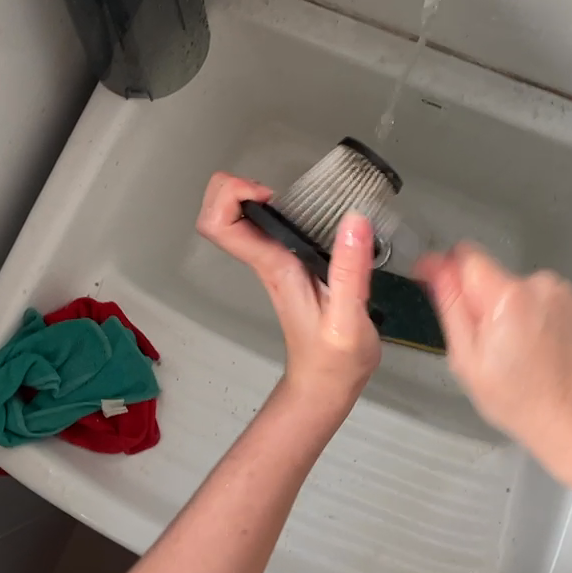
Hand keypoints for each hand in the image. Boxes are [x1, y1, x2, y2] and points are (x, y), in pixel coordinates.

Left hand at [196, 172, 380, 409]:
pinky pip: (258, 228)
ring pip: (232, 219)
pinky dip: (264, 208)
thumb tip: (354, 220)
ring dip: (244, 195)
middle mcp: (266, 262)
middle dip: (231, 188)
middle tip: (270, 190)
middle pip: (217, 214)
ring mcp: (272, 264)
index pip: (220, 226)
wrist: (326, 384)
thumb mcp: (349, 319)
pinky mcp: (286, 267)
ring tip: (282, 196)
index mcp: (274, 268)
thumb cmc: (336, 359)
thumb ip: (351, 271)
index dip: (232, 197)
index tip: (269, 195)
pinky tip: (295, 211)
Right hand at [415, 243, 571, 476]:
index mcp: (506, 297)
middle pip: (489, 277)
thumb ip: (451, 307)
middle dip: (480, 304)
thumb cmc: (524, 401)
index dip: (446, 269)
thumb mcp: (468, 361)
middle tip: (485, 346)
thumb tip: (436, 270)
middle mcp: (537, 285)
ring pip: (512, 290)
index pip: (465, 256)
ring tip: (515, 355)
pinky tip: (535, 352)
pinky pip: (536, 300)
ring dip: (506, 313)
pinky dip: (530, 319)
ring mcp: (559, 293)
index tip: (436, 282)